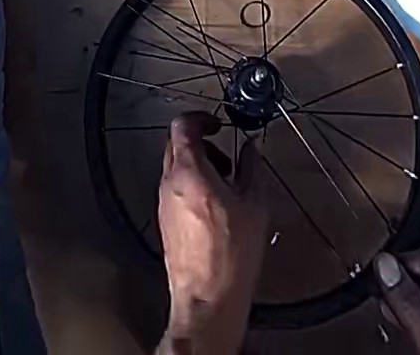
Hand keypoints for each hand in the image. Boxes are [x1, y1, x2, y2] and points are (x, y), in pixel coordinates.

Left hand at [155, 112, 267, 354]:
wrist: (207, 301)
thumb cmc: (229, 258)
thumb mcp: (254, 205)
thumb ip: (252, 168)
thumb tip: (251, 148)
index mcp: (189, 171)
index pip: (182, 124)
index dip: (200, 117)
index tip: (216, 123)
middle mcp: (170, 182)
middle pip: (175, 142)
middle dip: (200, 140)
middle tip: (223, 152)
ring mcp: (164, 202)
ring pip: (174, 164)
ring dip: (197, 162)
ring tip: (224, 180)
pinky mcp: (165, 220)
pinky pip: (175, 186)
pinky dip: (191, 182)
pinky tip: (214, 202)